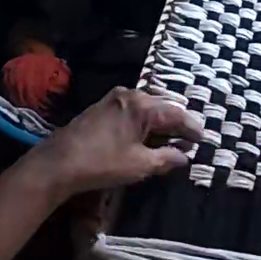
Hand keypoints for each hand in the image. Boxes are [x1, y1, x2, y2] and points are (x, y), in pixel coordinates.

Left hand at [22, 87, 202, 199]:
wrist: (58, 162)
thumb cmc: (102, 163)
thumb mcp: (140, 165)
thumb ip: (166, 158)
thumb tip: (183, 156)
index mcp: (142, 106)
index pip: (176, 114)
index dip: (191, 128)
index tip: (202, 140)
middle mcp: (129, 95)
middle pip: (162, 107)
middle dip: (176, 124)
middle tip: (188, 141)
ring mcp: (112, 99)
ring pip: (146, 107)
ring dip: (159, 123)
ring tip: (170, 140)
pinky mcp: (101, 107)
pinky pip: (131, 110)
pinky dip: (143, 122)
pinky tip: (146, 136)